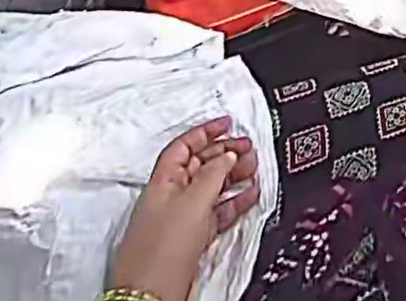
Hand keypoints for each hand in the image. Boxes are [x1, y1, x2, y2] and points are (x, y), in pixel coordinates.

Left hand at [107, 118, 259, 300]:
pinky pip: (217, 211)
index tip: (227, 123)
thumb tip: (228, 154)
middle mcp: (171, 197)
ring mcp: (181, 219)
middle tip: (248, 148)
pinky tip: (249, 195)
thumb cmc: (162, 250)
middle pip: (201, 164)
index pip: (184, 146)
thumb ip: (214, 173)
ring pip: (212, 187)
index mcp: (163, 182)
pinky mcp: (192, 239)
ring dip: (234, 175)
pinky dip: (234, 201)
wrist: (152, 299)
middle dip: (225, 152)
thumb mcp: (192, 202)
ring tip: (253, 168)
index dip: (205, 132)